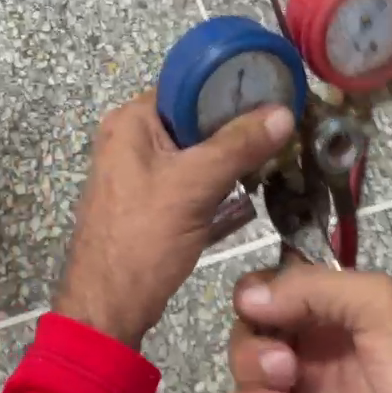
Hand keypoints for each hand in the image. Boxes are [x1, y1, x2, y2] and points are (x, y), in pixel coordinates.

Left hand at [52, 91, 294, 349]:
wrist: (108, 307)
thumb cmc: (144, 237)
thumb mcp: (195, 185)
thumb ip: (239, 145)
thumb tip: (283, 110)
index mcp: (131, 119)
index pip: (185, 85)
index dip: (226, 88)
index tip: (270, 95)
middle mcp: (129, 135)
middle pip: (191, 117)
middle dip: (233, 126)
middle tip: (278, 131)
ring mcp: (136, 168)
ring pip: (192, 149)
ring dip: (227, 156)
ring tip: (271, 158)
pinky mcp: (147, 197)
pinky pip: (186, 175)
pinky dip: (213, 180)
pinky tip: (246, 190)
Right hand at [228, 266, 391, 392]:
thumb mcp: (383, 307)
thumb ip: (314, 285)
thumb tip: (250, 297)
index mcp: (335, 310)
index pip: (275, 284)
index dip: (259, 290)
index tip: (259, 306)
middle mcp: (314, 347)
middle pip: (252, 325)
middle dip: (252, 338)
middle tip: (284, 364)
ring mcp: (304, 389)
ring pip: (246, 368)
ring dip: (250, 371)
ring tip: (281, 389)